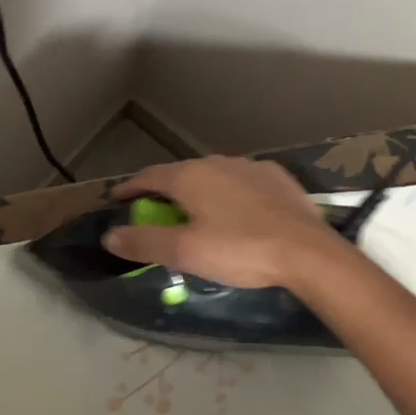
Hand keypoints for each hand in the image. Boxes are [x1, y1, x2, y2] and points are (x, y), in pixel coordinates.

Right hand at [101, 157, 356, 291]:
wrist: (306, 252)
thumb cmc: (239, 250)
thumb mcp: (185, 252)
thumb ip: (144, 241)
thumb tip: (109, 235)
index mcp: (191, 176)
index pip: (150, 176)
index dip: (130, 188)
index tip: (117, 199)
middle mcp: (218, 162)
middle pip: (181, 175)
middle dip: (165, 192)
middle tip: (155, 213)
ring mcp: (251, 167)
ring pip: (214, 177)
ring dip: (198, 192)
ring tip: (195, 213)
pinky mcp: (278, 178)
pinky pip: (242, 183)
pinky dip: (229, 195)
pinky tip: (236, 213)